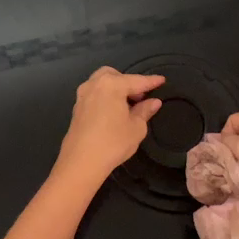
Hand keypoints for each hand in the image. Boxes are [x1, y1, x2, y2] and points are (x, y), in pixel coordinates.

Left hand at [53, 67, 164, 188]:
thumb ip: (145, 111)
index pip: (136, 81)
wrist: (81, 162)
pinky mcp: (76, 107)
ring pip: (102, 83)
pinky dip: (105, 96)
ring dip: (116, 88)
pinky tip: (113, 111)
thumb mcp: (136, 128)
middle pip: (115, 76)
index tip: (162, 80)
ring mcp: (82, 95)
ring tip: (127, 104)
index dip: (151, 81)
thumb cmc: (113, 143)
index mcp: (111, 85)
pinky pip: (95, 94)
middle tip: (140, 97)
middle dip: (129, 82)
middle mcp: (94, 84)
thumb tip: (153, 102)